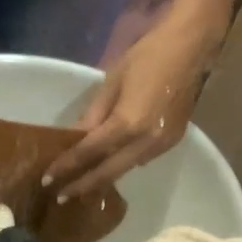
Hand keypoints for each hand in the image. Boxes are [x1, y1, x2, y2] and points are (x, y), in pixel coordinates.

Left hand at [44, 15, 222, 199]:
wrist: (194, 45)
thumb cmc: (149, 55)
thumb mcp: (112, 82)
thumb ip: (93, 115)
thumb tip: (75, 138)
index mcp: (128, 124)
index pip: (89, 153)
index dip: (66, 167)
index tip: (47, 180)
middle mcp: (145, 141)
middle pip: (107, 172)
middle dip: (82, 186)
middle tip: (60, 197)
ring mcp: (161, 144)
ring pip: (124, 170)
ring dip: (101, 180)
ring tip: (80, 187)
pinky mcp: (172, 142)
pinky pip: (140, 161)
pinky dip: (121, 166)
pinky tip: (108, 167)